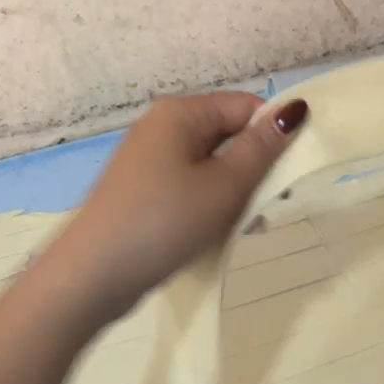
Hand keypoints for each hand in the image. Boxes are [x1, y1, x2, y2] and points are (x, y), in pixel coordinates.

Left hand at [40, 92, 304, 322]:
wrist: (90, 277)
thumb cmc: (163, 222)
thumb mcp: (223, 186)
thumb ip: (261, 148)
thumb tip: (294, 109)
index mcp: (180, 112)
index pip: (244, 106)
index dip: (272, 134)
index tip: (289, 174)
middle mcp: (162, 125)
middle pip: (227, 134)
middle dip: (252, 168)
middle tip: (267, 208)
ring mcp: (148, 158)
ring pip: (210, 164)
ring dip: (233, 192)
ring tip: (243, 228)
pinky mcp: (141, 189)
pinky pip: (188, 184)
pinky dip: (207, 204)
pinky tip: (215, 235)